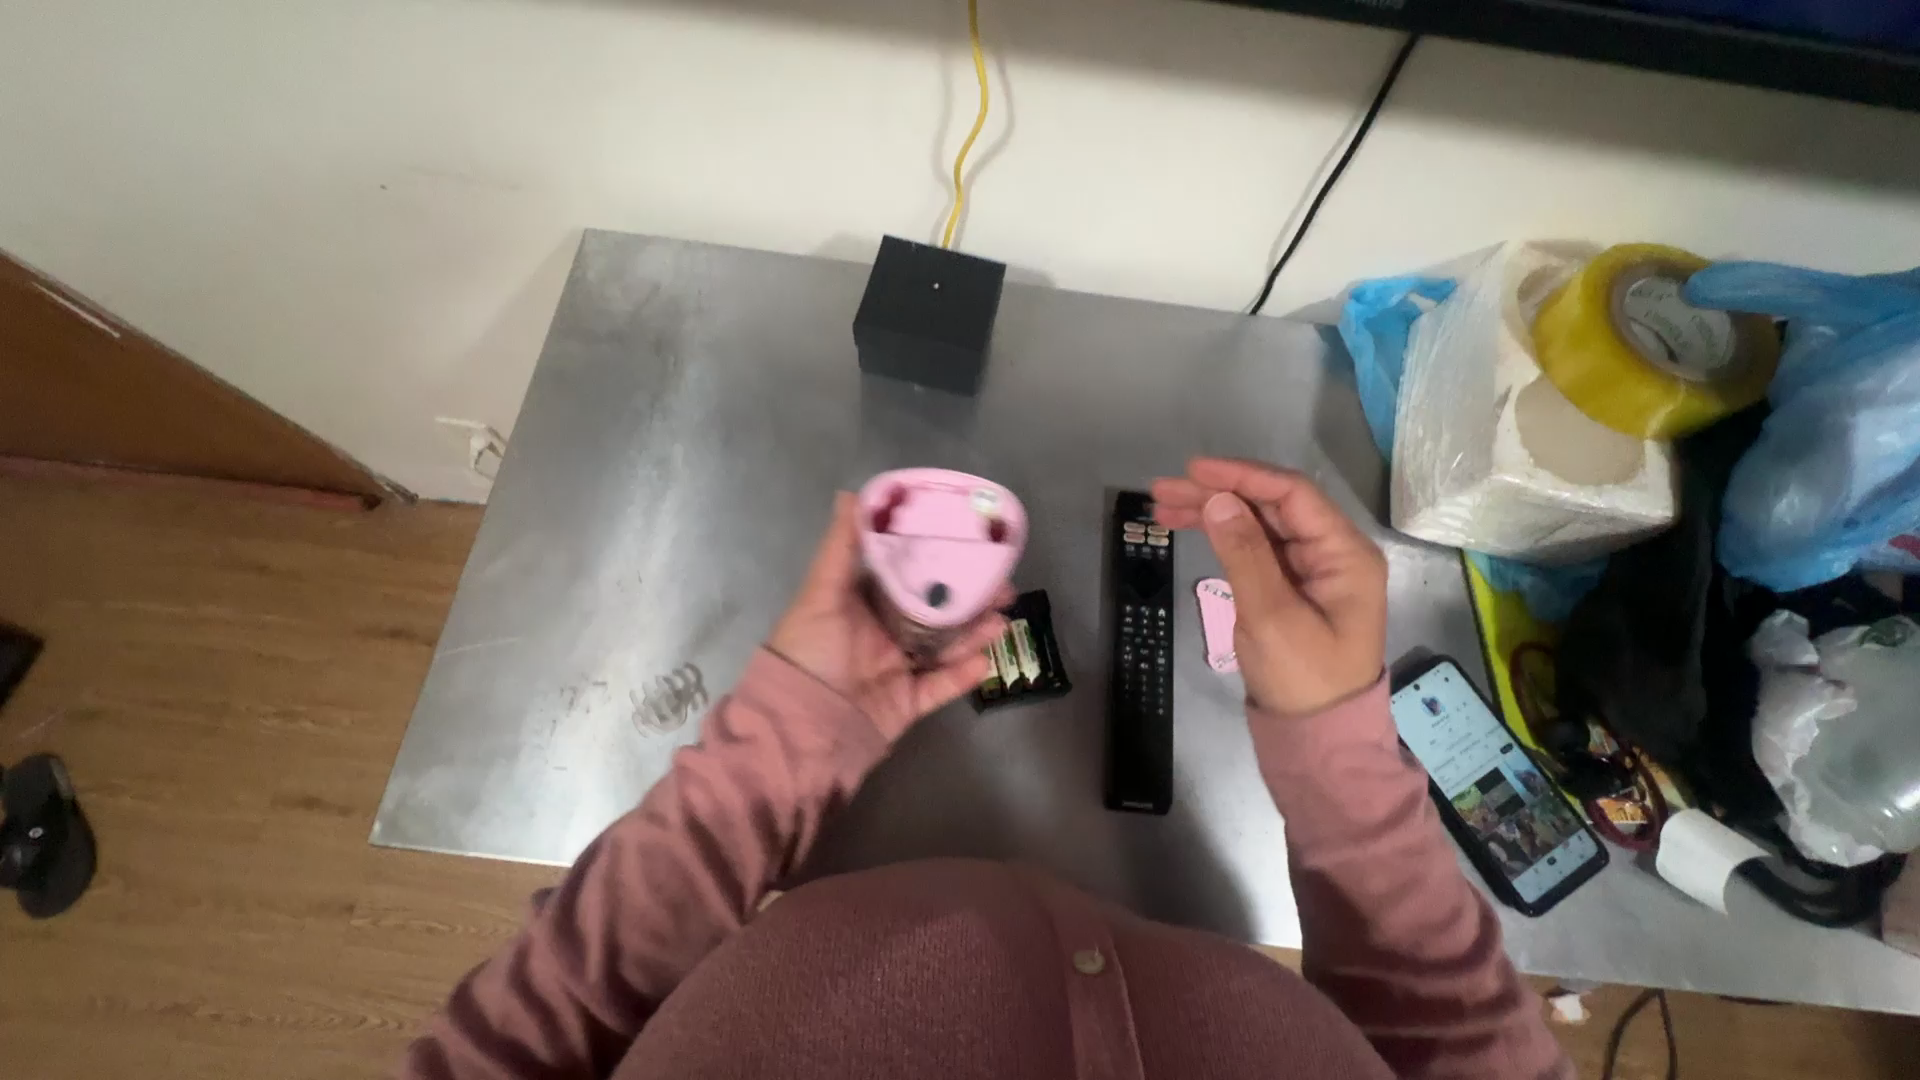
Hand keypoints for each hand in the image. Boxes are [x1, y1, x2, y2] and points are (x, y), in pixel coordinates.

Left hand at [768, 492, 1010, 740]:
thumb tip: (850, 494)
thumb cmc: (808, 652)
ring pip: (945, 647)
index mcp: (865, 605)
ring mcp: (897, 670)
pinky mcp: (907, 704)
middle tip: (1003, 587)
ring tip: (1002, 620)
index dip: (940, 563)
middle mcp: (884, 634)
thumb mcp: (820, 594)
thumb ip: (841, 548)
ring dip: (974, 633)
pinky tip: (984, 660)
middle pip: (936, 612)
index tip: (972, 549)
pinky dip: (963, 675)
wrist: (797, 728)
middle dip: (970, 600)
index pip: (909, 577)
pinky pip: (941, 687)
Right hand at [1151, 458, 1386, 715]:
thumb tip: (1218, 499)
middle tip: (1162, 490)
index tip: (1194, 471)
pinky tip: (1188, 527)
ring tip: (1162, 506)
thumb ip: (1245, 553)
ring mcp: (1309, 568)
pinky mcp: (1288, 585)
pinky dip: (1220, 536)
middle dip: (1217, 493)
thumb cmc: (1302, 676)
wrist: (1315, 734)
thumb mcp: (1272, 615)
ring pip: (1256, 523)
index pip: (1291, 495)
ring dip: (1212, 512)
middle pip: (1270, 505)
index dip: (1241, 476)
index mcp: (1343, 553)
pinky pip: (1252, 547)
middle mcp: (1330, 552)